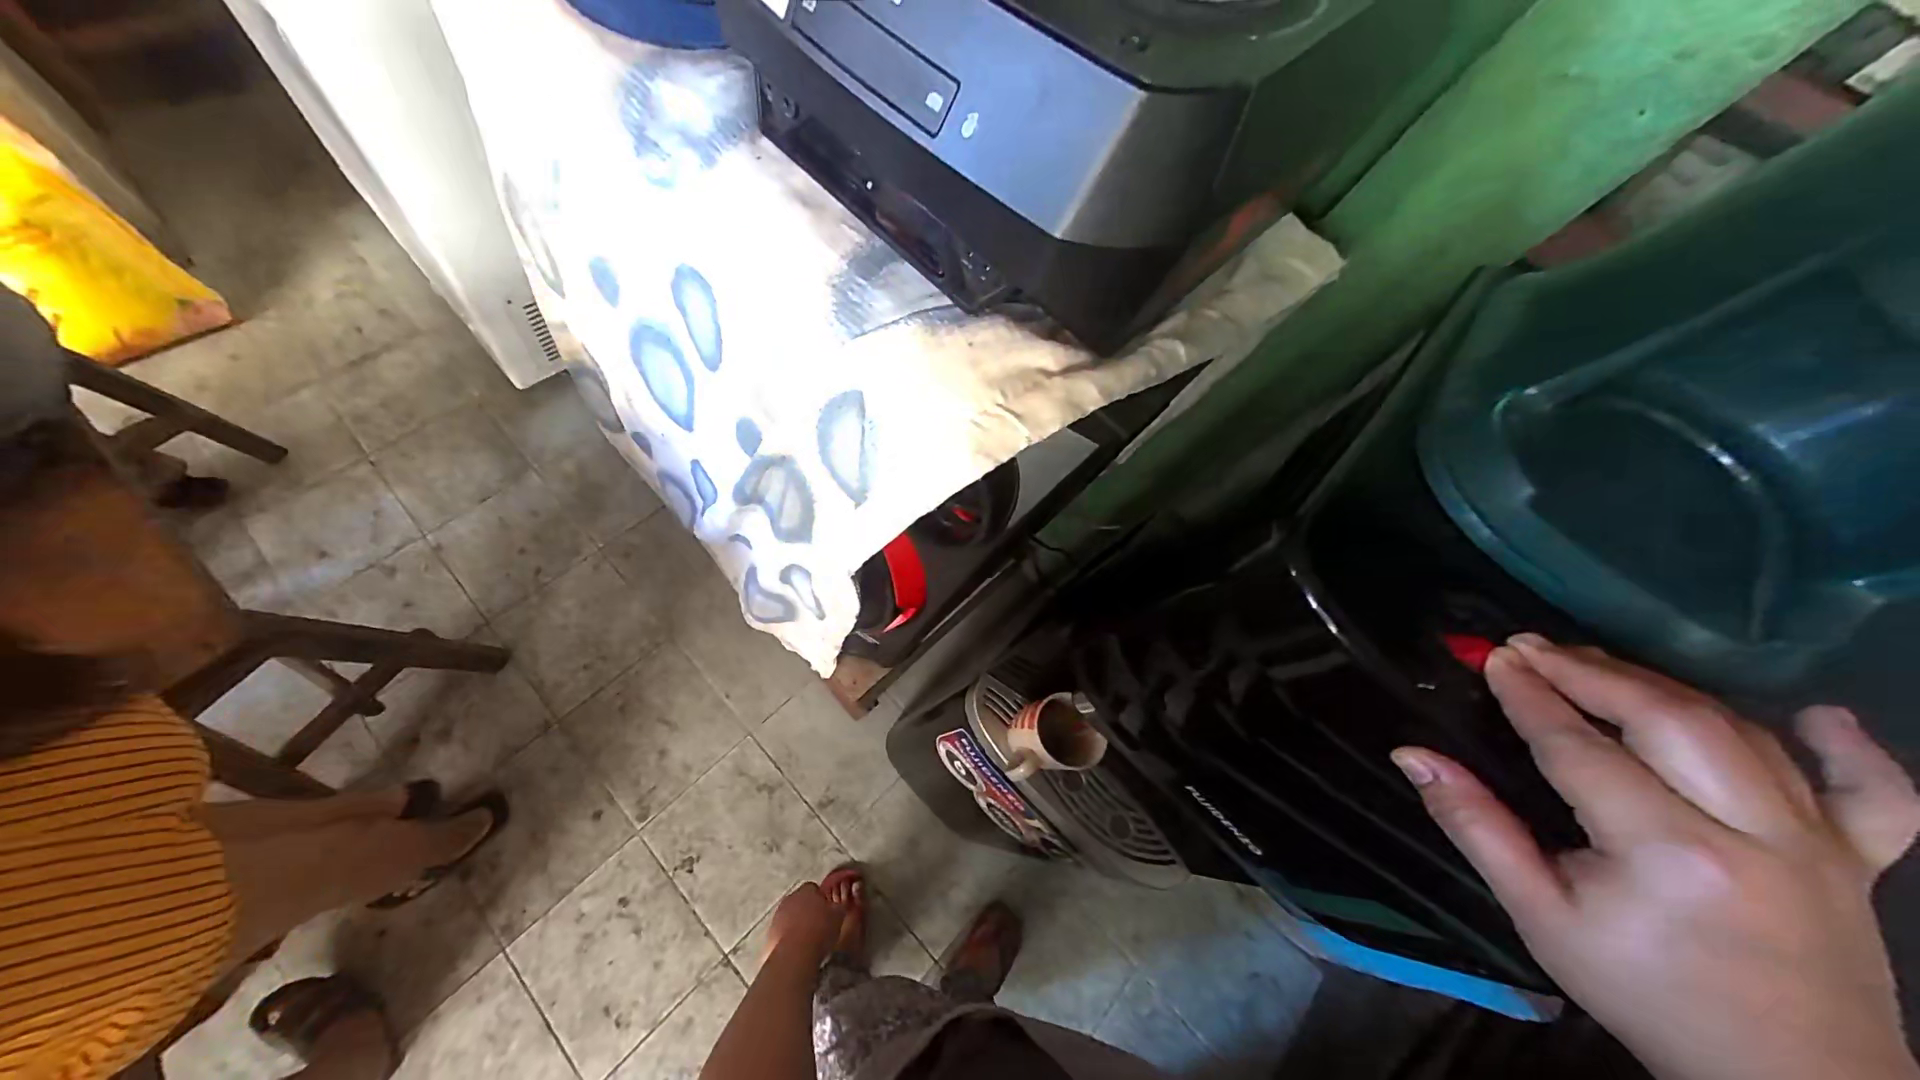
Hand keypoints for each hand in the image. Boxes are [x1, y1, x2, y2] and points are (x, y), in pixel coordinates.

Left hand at [763, 881, 840, 970]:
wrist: (794, 956)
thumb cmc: (819, 931)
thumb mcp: (838, 917)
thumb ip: (837, 907)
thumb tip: (836, 905)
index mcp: (806, 891)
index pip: (813, 888)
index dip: (820, 899)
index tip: (826, 910)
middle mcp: (788, 900)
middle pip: (798, 901)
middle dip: (806, 910)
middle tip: (817, 924)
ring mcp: (776, 918)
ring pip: (788, 917)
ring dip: (795, 924)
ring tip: (806, 940)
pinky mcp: (768, 936)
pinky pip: (780, 933)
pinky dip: (787, 939)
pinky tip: (796, 950)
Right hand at [1394, 634, 1919, 1079]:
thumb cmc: (1640, 991)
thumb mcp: (1536, 913)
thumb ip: (1474, 825)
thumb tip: (1413, 755)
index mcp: (1666, 853)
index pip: (1581, 747)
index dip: (1530, 696)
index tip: (1493, 656)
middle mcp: (1754, 834)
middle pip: (1667, 721)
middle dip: (1589, 672)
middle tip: (1531, 645)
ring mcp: (1823, 845)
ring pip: (1741, 734)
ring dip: (1661, 687)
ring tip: (1597, 663)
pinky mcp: (1864, 862)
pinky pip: (1876, 793)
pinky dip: (1848, 748)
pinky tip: (1814, 713)